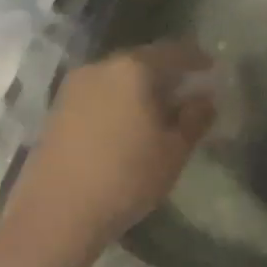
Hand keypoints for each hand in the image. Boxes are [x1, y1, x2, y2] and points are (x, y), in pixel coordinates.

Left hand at [6, 42, 215, 251]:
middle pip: (141, 61)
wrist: (56, 214)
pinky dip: (116, 102)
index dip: (195, 58)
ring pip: (116, 78)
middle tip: (186, 91)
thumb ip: (195, 119)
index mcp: (133, 68)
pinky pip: (97, 95)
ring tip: (157, 112)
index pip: (172, 52)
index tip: (211, 67)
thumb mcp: (173, 152)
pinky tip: (125, 126)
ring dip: (138, 89)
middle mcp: (100, 67)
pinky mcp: (56, 110)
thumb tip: (205, 98)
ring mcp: (73, 87)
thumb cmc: (125, 178)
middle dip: (165, 73)